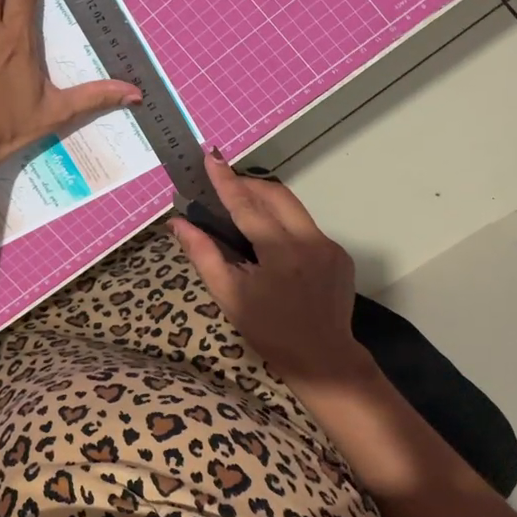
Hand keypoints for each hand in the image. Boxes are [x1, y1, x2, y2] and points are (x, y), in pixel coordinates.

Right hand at [169, 153, 371, 383]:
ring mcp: (329, 246)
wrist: (322, 359)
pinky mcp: (338, 253)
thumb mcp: (228, 295)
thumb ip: (203, 254)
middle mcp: (310, 241)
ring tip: (238, 203)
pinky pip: (304, 225)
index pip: (247, 206)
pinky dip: (280, 221)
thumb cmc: (268, 330)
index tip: (209, 156)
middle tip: (220, 181)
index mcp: (281, 253)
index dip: (225, 180)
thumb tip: (178, 222)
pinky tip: (265, 236)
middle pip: (276, 195)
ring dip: (264, 200)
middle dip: (247, 183)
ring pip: (292, 207)